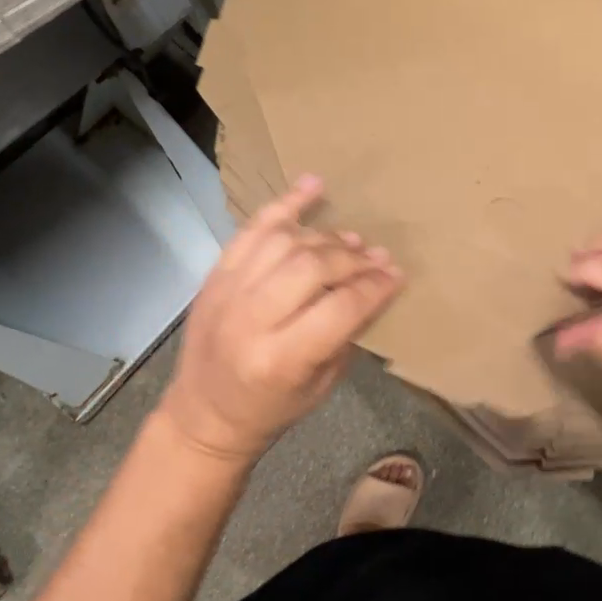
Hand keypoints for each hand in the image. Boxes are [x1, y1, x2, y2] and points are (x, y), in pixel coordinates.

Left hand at [158, 175, 401, 462]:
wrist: (203, 414)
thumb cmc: (271, 407)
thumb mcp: (322, 384)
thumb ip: (347, 331)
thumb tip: (376, 283)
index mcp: (280, 359)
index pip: (340, 308)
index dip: (375, 287)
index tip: (397, 276)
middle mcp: (250, 321)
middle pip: (312, 267)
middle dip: (353, 260)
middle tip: (377, 259)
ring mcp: (227, 293)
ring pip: (285, 242)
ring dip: (325, 237)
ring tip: (349, 242)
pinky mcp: (215, 275)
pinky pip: (252, 229)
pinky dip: (285, 204)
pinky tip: (314, 186)